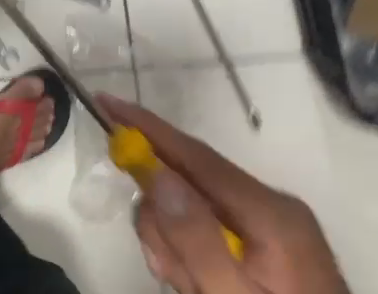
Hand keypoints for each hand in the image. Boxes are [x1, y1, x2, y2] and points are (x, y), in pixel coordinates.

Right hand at [98, 96, 350, 293]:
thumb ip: (196, 240)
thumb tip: (156, 174)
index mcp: (272, 214)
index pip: (197, 156)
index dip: (146, 127)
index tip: (103, 102)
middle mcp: (274, 207)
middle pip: (190, 181)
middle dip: (163, 217)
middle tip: (164, 268)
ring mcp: (273, 226)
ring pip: (194, 206)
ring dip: (176, 243)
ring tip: (190, 287)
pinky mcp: (269, 244)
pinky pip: (210, 226)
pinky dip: (191, 250)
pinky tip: (198, 283)